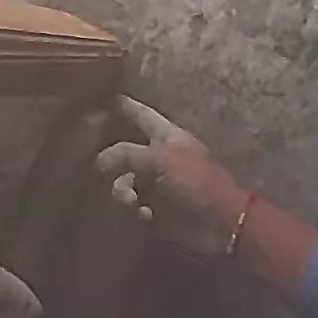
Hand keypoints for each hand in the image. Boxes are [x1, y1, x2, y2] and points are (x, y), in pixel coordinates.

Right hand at [96, 96, 247, 250]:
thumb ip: (126, 153)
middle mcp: (160, 155)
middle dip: (112, 157)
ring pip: (125, 179)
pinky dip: (135, 208)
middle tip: (96, 164)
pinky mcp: (158, 206)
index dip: (125, 105)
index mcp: (166, 136)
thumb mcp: (160, 159)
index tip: (103, 97)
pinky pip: (134, 203)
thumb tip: (100, 159)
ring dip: (123, 190)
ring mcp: (158, 181)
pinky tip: (145, 214)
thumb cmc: (194, 181)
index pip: (141, 114)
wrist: (221, 221)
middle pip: (126, 149)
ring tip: (132, 201)